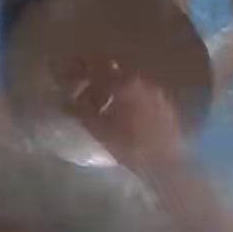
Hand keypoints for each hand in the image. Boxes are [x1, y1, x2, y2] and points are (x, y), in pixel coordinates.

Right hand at [61, 59, 184, 174]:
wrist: (165, 165)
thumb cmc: (129, 147)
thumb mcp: (99, 130)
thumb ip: (81, 109)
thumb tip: (68, 98)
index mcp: (124, 83)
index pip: (97, 66)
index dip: (81, 66)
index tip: (70, 69)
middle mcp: (142, 81)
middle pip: (114, 71)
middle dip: (98, 76)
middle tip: (85, 86)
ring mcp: (156, 92)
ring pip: (129, 81)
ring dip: (114, 87)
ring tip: (103, 101)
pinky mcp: (165, 105)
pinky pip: (142, 93)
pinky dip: (129, 96)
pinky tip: (123, 111)